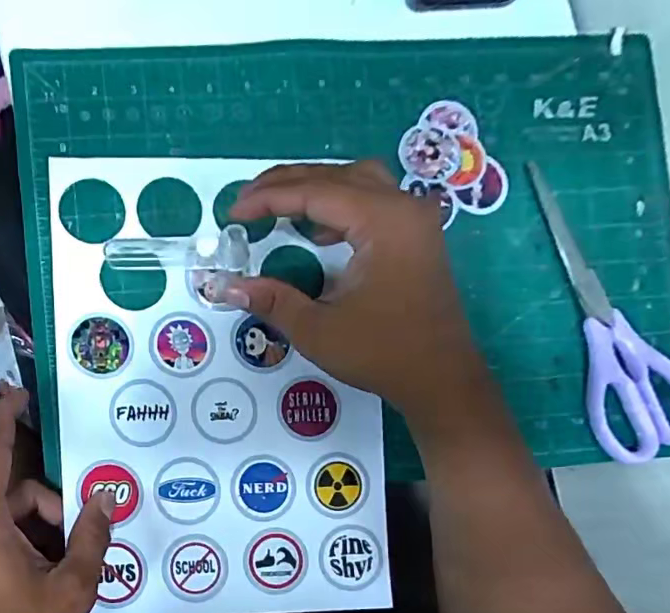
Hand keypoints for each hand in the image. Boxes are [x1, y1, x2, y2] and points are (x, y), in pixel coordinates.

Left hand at [0, 391, 111, 612]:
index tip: (14, 391)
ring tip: (58, 571)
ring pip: (3, 516)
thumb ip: (93, 536)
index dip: (5, 416)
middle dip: (50, 511)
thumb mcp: (73, 586)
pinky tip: (36, 579)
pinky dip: (17, 544)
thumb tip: (105, 498)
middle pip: (13, 493)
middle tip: (76, 546)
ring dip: (36, 532)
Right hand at [224, 161, 492, 425]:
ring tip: (279, 209)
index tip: (234, 213)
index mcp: (382, 220)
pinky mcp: (418, 240)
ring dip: (317, 191)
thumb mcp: (319, 330)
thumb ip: (274, 301)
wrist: (440, 379)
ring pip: (359, 183)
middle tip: (248, 202)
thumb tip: (229, 288)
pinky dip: (342, 209)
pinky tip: (321, 233)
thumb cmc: (382, 355)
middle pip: (338, 175)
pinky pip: (376, 204)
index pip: (314, 192)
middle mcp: (403, 208)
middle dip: (288, 184)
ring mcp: (416, 222)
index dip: (268, 198)